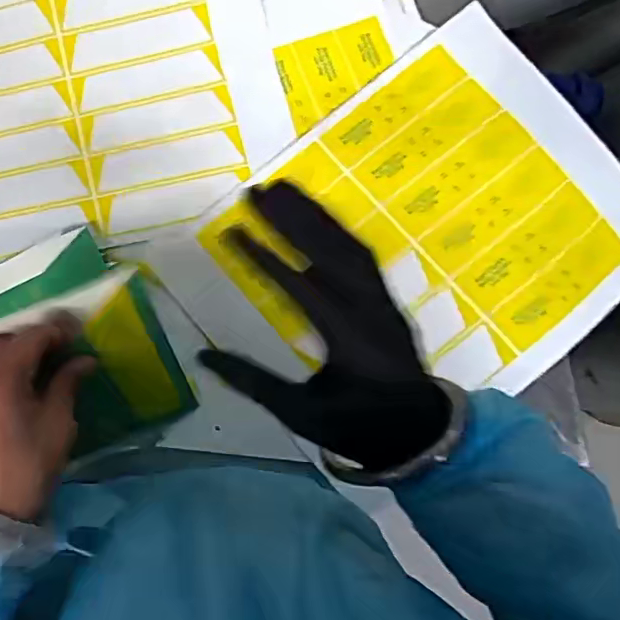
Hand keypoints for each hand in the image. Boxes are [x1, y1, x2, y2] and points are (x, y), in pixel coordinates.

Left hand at [0, 318, 97, 521]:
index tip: (78, 336)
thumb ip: (67, 382)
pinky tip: (6, 376)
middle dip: (35, 339)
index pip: (34, 335)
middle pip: (9, 338)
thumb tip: (84, 359)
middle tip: (62, 352)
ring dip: (11, 349)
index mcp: (2, 369)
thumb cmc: (29, 464)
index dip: (59, 331)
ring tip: (35, 365)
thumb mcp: (58, 422)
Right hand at [196, 181, 448, 473]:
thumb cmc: (353, 423)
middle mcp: (368, 308)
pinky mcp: (383, 298)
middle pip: (329, 251)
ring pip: (347, 245)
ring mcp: (381, 300)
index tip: (231, 231)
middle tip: (257, 190)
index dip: (262, 257)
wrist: (418, 431)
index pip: (299, 286)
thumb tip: (201, 356)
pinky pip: (359, 254)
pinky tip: (312, 217)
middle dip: (291, 218)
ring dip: (313, 214)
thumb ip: (251, 381)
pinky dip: (333, 230)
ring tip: (281, 189)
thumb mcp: (299, 412)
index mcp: (347, 336)